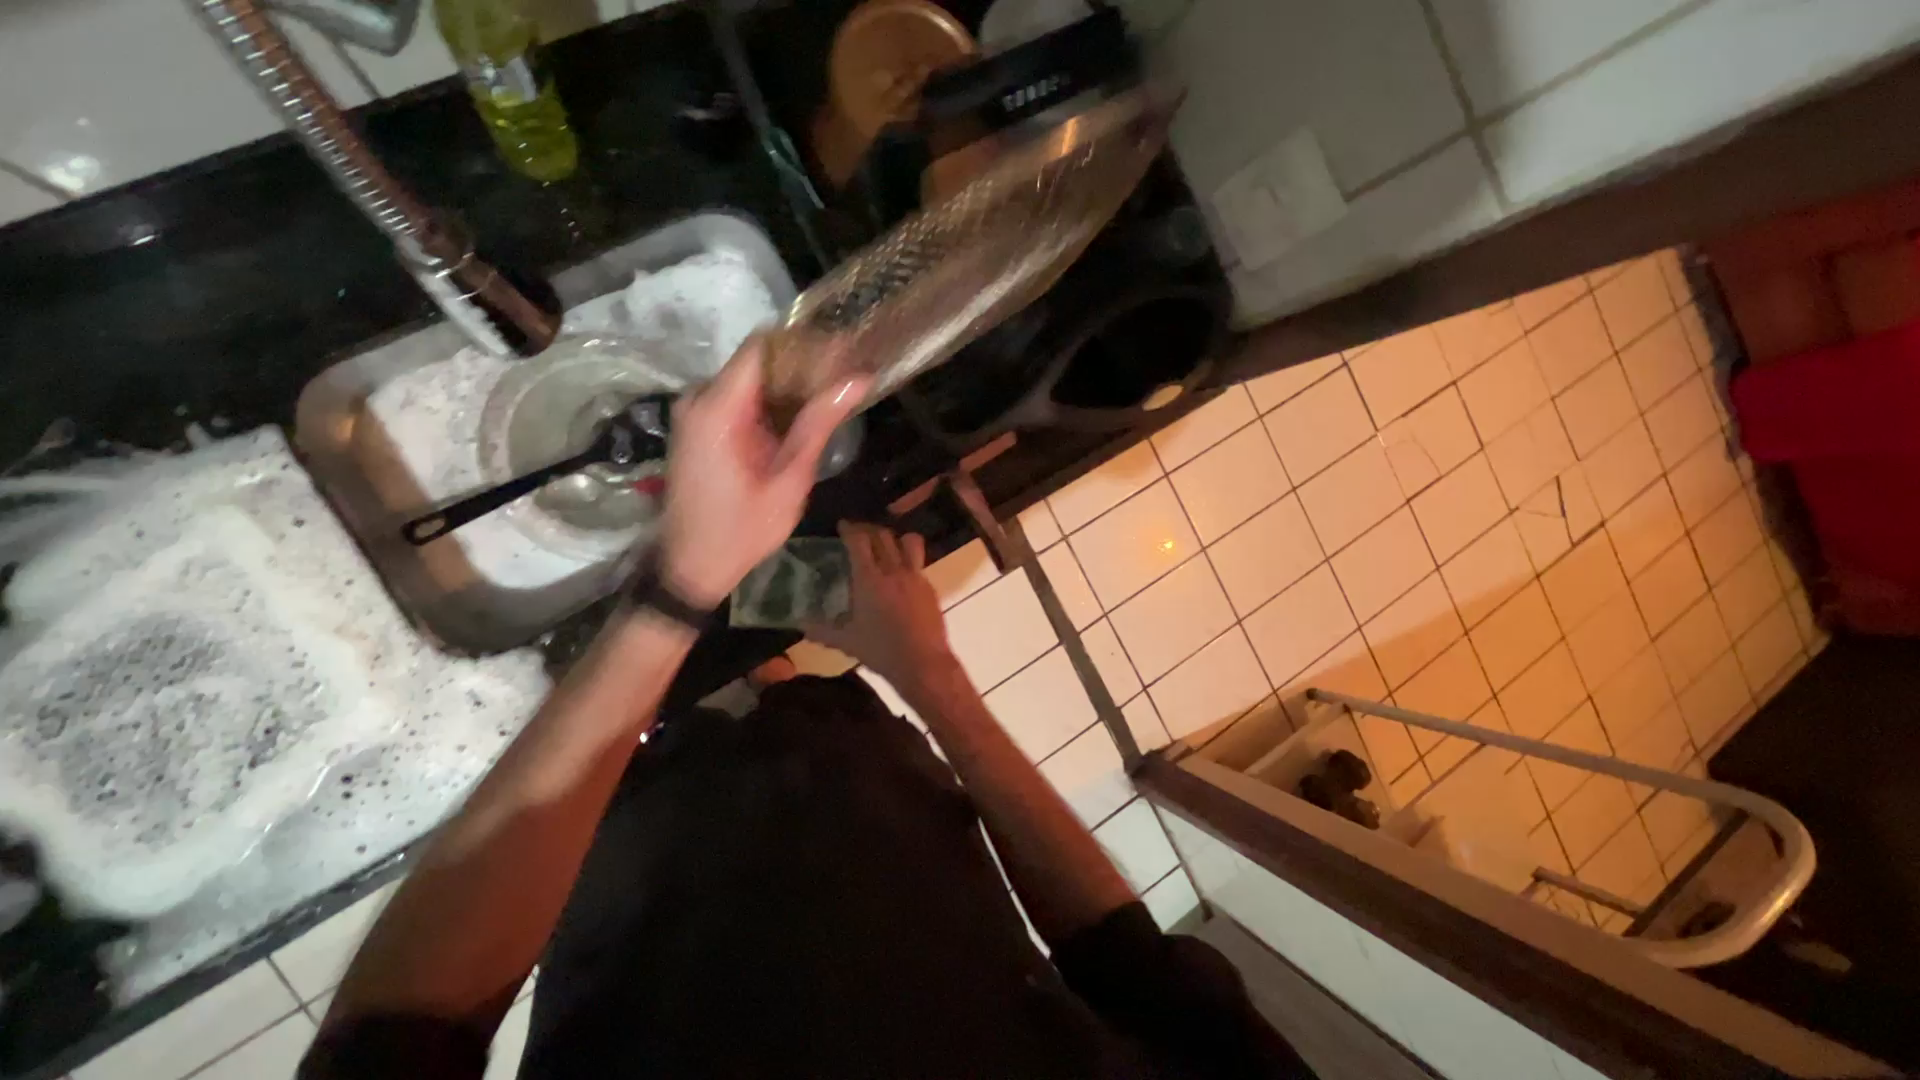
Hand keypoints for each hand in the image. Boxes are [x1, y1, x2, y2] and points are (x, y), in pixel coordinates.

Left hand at [657, 337, 866, 607]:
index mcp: (717, 407)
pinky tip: (796, 423)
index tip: (842, 355)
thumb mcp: (789, 479)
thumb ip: (819, 422)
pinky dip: (767, 405)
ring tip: (828, 402)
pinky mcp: (697, 425)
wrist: (691, 566)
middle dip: (801, 368)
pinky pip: (737, 399)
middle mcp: (698, 397)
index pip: (764, 346)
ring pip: (749, 380)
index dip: (805, 346)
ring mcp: (694, 411)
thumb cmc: (742, 530)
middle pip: (757, 361)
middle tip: (843, 382)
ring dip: (786, 389)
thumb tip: (859, 377)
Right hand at [804, 522, 956, 689]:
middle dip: (868, 528)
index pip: (858, 541)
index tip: (842, 525)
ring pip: (907, 542)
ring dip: (893, 537)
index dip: (849, 529)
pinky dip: (907, 557)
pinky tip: (901, 571)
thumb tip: (800, 624)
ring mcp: (915, 576)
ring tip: (884, 542)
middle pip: (882, 536)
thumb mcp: (846, 642)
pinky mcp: (930, 587)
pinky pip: (918, 561)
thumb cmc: (881, 651)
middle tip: (858, 531)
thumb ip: (821, 630)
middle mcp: (893, 570)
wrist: (923, 662)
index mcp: (869, 579)